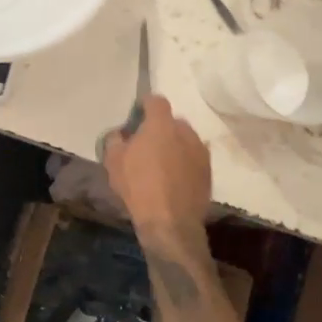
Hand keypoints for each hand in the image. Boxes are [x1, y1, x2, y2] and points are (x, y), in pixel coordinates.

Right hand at [102, 94, 212, 258]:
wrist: (170, 221)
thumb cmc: (138, 186)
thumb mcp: (113, 161)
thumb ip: (115, 140)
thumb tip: (122, 134)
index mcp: (161, 125)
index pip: (156, 101)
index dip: (146, 105)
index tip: (137, 115)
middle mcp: (185, 132)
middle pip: (173, 121)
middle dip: (161, 128)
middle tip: (147, 145)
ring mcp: (201, 151)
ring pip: (186, 140)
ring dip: (175, 145)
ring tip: (163, 164)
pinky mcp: (209, 171)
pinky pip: (194, 158)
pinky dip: (185, 162)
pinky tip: (174, 178)